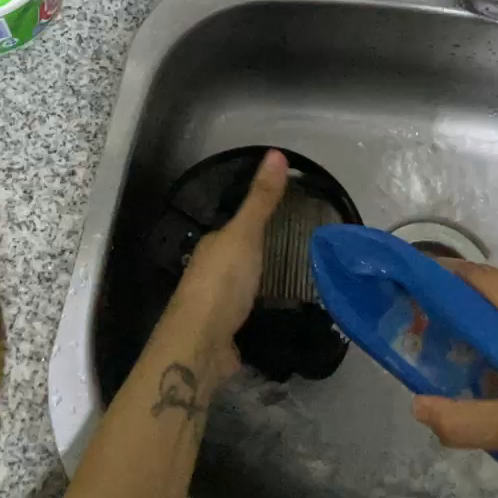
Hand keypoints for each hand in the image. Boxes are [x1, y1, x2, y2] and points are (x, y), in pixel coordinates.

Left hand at [157, 149, 288, 380]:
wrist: (201, 345)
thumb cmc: (222, 283)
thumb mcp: (245, 234)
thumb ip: (261, 199)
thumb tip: (276, 151)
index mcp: (212, 246)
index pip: (234, 227)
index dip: (255, 221)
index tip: (284, 217)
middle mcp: (209, 273)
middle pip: (236, 258)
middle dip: (259, 256)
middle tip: (297, 249)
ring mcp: (214, 307)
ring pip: (240, 288)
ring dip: (259, 286)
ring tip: (294, 281)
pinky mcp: (225, 335)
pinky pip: (246, 317)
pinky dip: (259, 313)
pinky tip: (279, 316)